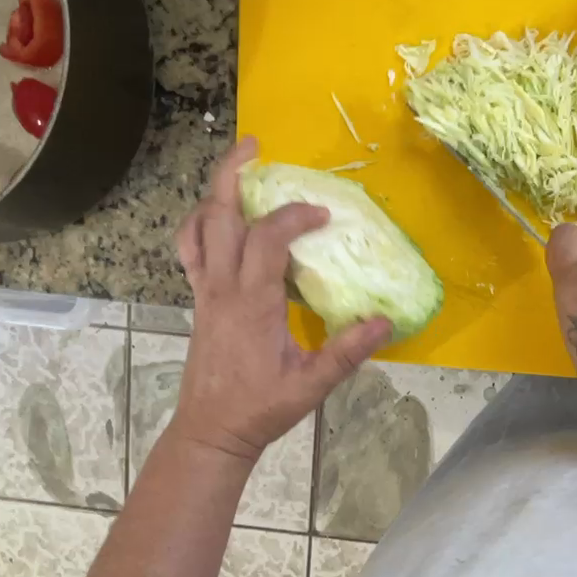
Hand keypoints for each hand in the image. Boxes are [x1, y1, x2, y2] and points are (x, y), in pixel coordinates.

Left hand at [168, 137, 391, 464]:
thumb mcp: (311, 384)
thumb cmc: (261, 407)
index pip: (267, 239)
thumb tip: (386, 321)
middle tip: (257, 146)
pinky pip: (190, 250)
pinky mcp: (198, 300)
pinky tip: (220, 221)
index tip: (323, 216)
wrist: (212, 430)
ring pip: (197, 228)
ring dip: (214, 194)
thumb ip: (347, 352)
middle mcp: (221, 288)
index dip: (294, 217)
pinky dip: (201, 225)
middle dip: (232, 173)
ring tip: (237, 173)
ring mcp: (203, 292)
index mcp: (251, 303)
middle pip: (217, 216)